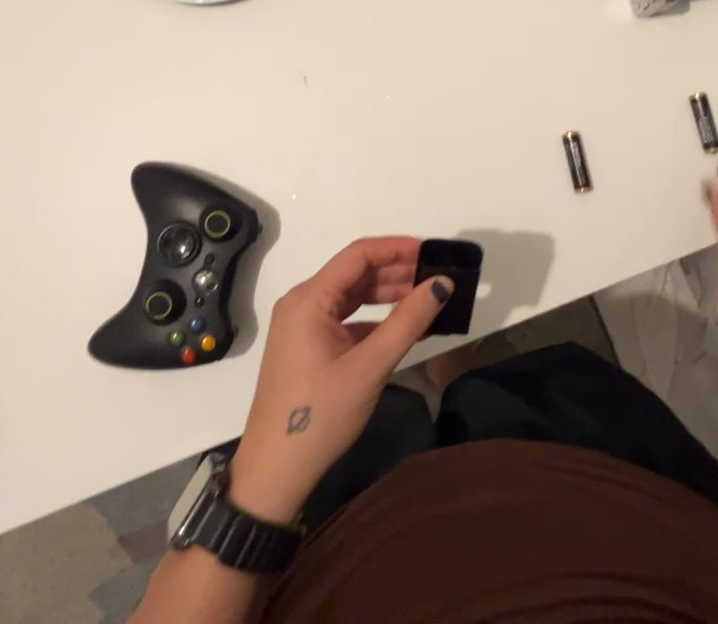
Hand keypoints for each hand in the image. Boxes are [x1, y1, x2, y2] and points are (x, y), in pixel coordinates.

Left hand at [228, 237, 449, 523]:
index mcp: (309, 299)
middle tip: (438, 276)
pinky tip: (405, 327)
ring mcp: (303, 325)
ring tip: (428, 298)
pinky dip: (375, 318)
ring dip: (388, 294)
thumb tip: (441, 284)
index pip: (358, 255)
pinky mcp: (308, 346)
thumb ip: (408, 321)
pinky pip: (346, 319)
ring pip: (351, 296)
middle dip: (397, 271)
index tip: (433, 251)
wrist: (276, 469)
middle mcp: (302, 303)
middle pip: (355, 273)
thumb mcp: (370, 366)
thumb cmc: (321, 414)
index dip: (397, 248)